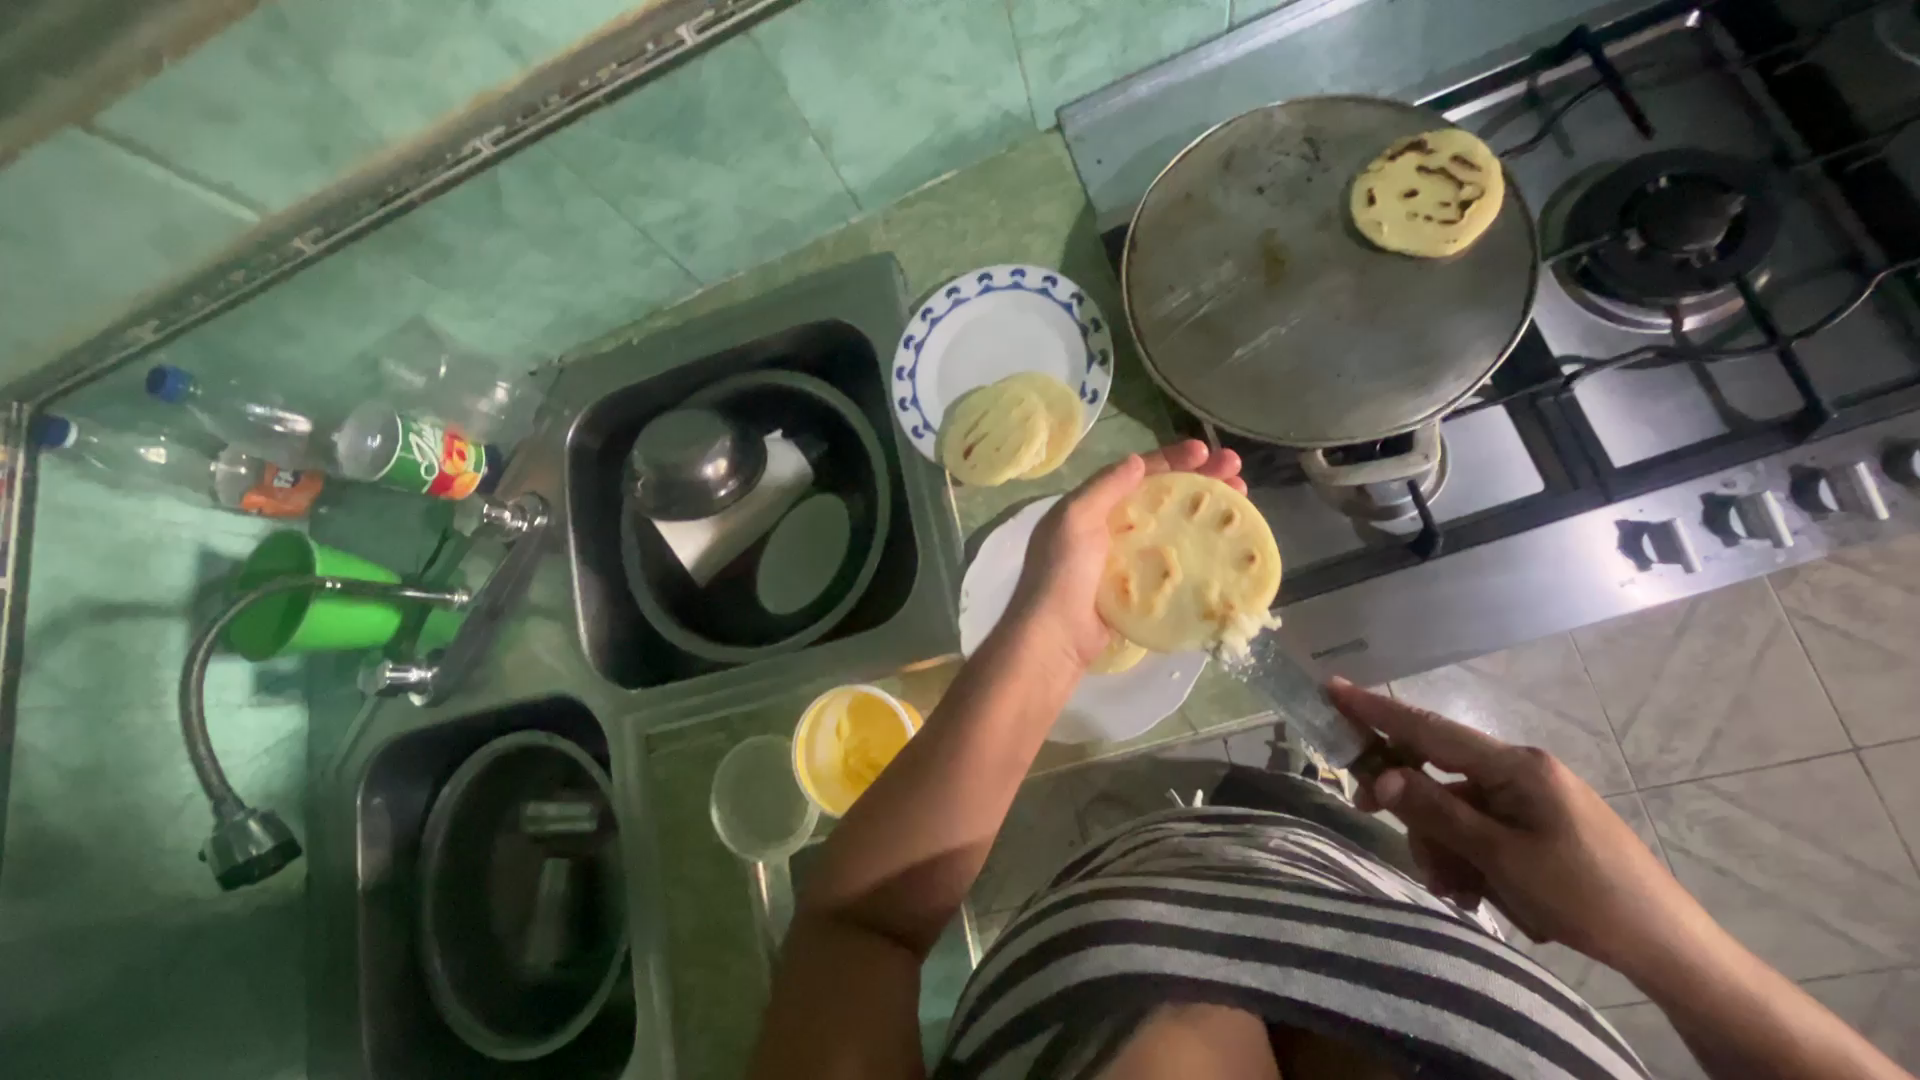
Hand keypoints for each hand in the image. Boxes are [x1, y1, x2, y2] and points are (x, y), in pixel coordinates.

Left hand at [1003, 440, 1244, 670]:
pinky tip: (1223, 549)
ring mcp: (1124, 561)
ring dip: (1205, 514)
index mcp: (1091, 507)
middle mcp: (1107, 530)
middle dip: (1200, 481)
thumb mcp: (1075, 519)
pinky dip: (1196, 553)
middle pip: (1161, 497)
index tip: (1207, 453)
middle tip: (1238, 474)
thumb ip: (1105, 487)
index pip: (1138, 473)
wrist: (1054, 637)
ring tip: (1241, 505)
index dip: (1172, 459)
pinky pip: (1171, 564)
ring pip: (1171, 528)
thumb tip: (1138, 461)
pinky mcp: (1136, 590)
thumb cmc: (1062, 574)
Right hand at [1330, 679, 1705, 972]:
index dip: (1375, 711)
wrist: (1669, 948)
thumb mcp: (1501, 857)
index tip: (1332, 688)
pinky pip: (1478, 829)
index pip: (1428, 730)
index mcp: (1515, 766)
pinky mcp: (1536, 825)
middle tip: (1398, 843)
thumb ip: (1436, 812)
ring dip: (1443, 848)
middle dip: (1416, 815)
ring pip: (1453, 810)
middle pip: (1435, 776)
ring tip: (1459, 892)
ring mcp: (1529, 799)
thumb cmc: (1587, 896)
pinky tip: (1476, 892)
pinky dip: (1466, 858)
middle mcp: (1518, 771)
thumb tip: (1381, 775)